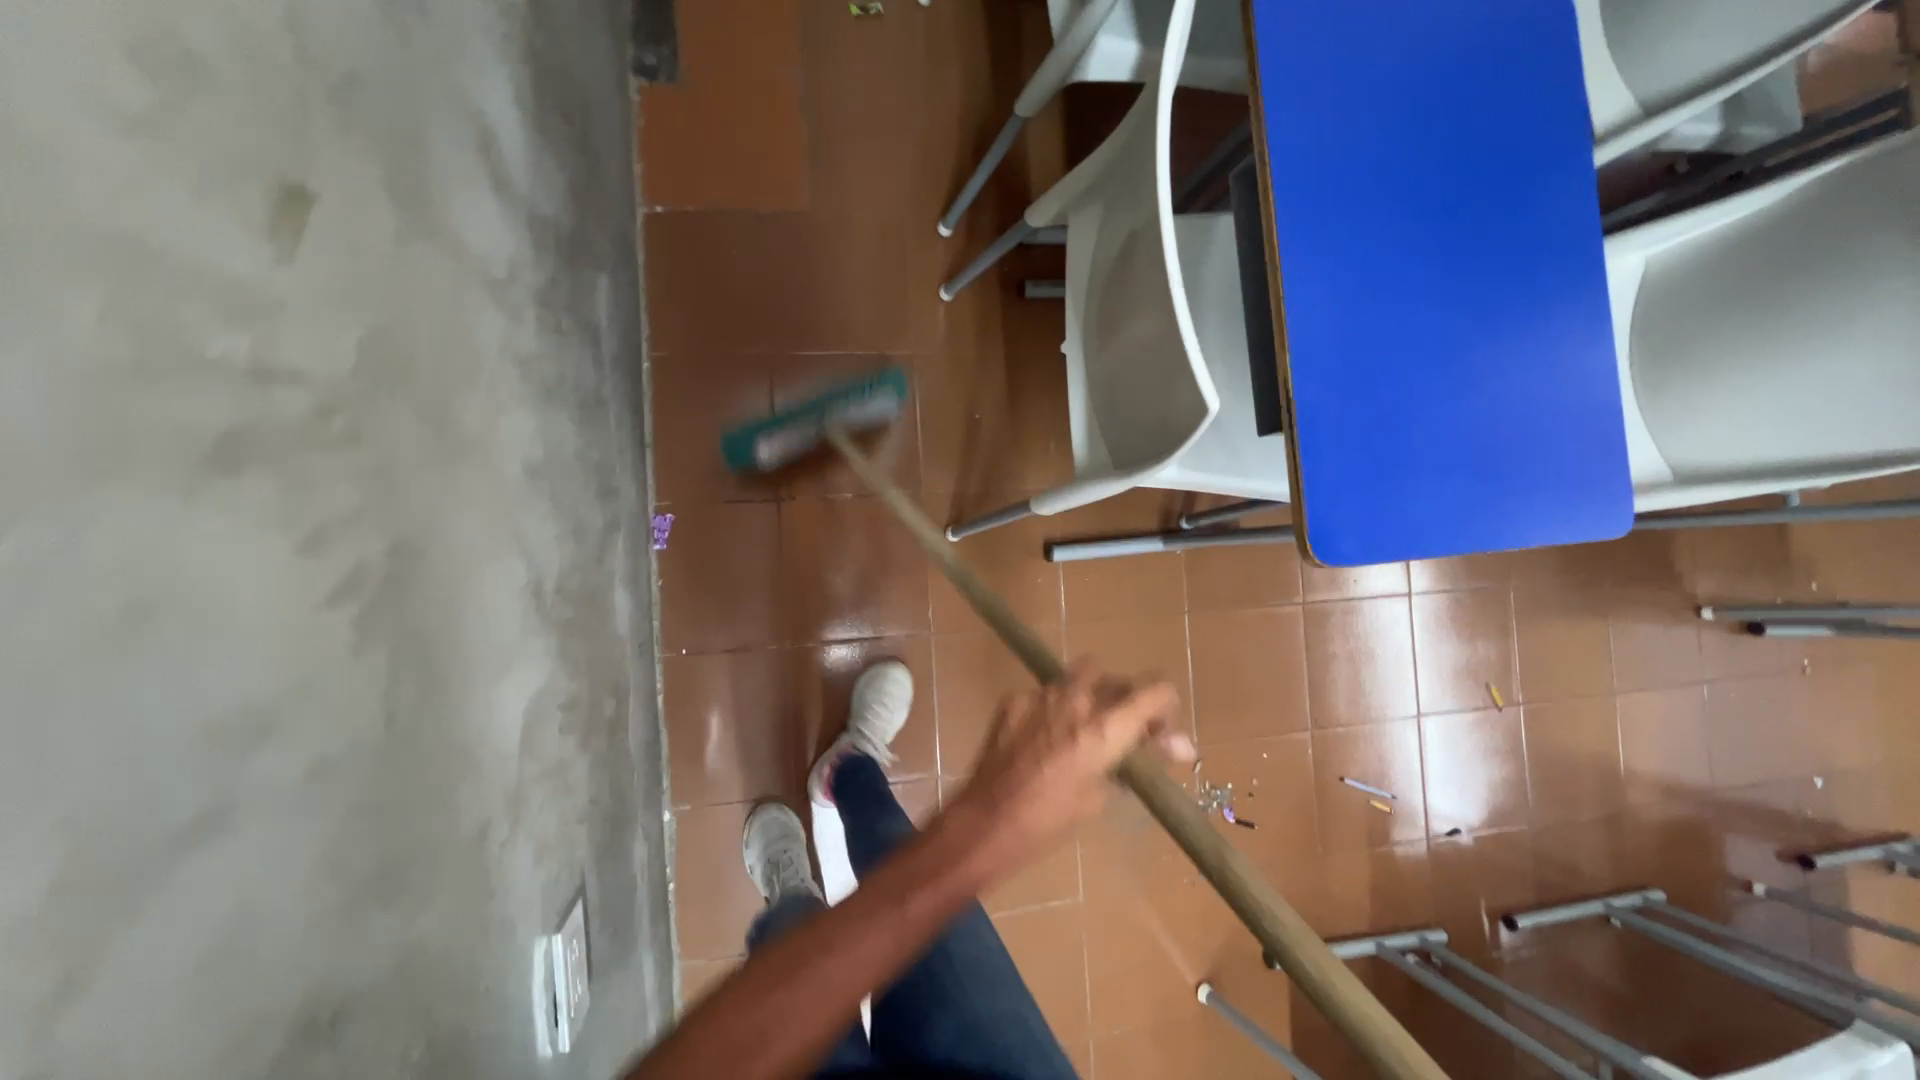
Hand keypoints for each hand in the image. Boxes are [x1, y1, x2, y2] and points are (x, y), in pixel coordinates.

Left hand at [942, 660, 1193, 885]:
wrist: (987, 820)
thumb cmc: (1050, 819)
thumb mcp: (1101, 793)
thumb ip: (1137, 760)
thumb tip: (1180, 747)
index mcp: (1105, 728)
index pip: (1155, 689)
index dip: (1164, 705)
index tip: (1158, 729)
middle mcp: (1076, 700)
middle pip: (1116, 679)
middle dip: (1124, 700)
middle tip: (1120, 732)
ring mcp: (1041, 695)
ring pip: (1078, 679)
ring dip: (1088, 698)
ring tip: (1079, 732)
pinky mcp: (1014, 699)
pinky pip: (1045, 694)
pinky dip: (1053, 710)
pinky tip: (1042, 740)